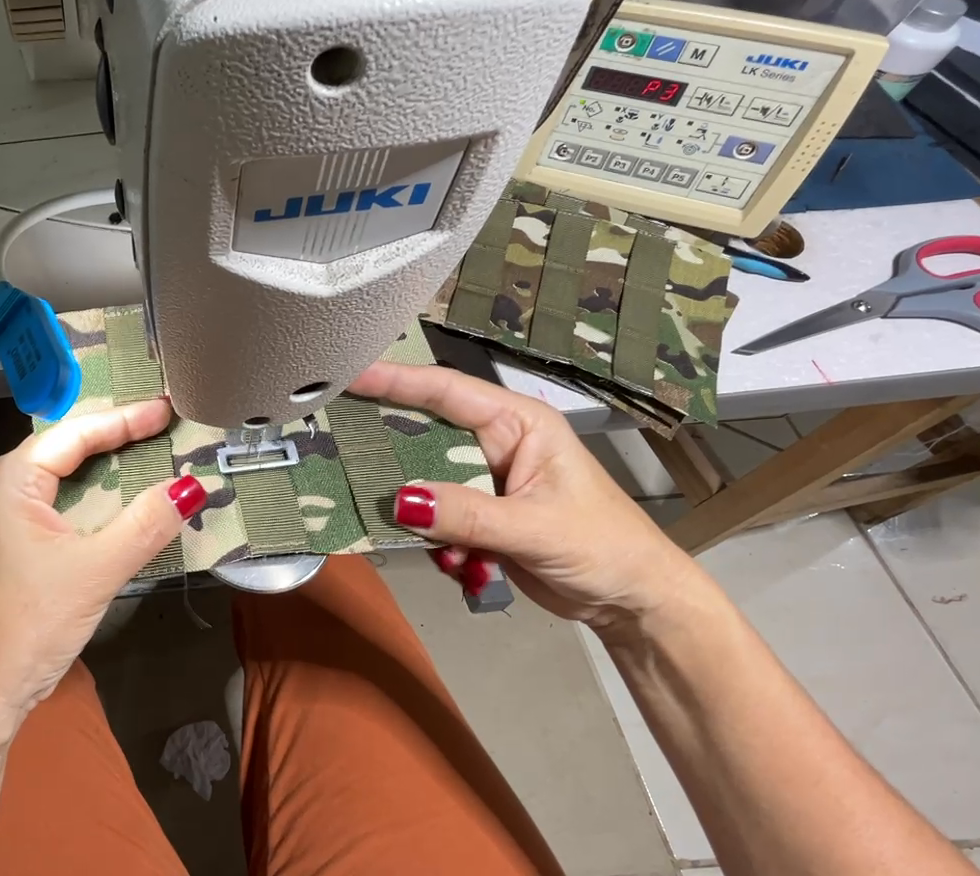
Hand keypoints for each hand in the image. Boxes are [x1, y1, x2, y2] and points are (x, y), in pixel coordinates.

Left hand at [0, 397, 205, 750]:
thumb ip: (145, 524)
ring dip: (111, 470)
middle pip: (69, 448)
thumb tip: (192, 485)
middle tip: (168, 424)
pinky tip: (129, 501)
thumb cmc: (29, 623)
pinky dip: (99, 500)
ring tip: (158, 452)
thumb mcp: (95, 570)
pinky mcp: (17, 543)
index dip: (125, 419)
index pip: (75, 432)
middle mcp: (4, 486)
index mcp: (10, 478)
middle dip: (118, 437)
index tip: (168, 408)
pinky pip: (64, 505)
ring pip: (68, 478)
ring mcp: (7, 516)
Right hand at [348, 362, 703, 636]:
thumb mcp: (536, 528)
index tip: (348, 375)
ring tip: (442, 548)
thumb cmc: (605, 548)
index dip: (395, 380)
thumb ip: (467, 514)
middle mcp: (494, 443)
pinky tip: (463, 568)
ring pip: (422, 482)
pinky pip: (432, 518)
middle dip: (393, 456)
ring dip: (421, 517)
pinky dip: (436, 544)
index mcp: (517, 424)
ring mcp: (483, 480)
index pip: (447, 391)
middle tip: (345, 454)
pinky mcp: (476, 515)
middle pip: (423, 433)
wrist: (634, 605)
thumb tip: (399, 500)